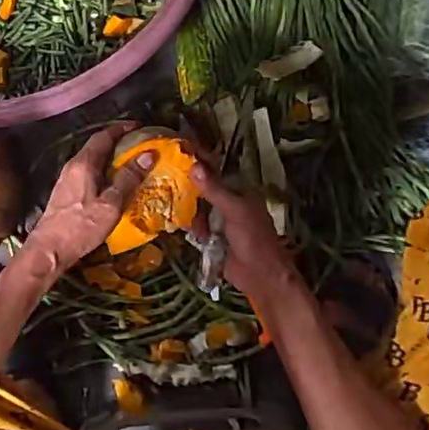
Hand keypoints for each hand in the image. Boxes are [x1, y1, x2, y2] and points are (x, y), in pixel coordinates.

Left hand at [16, 123, 153, 286]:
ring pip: (92, 159)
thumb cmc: (81, 227)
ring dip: (110, 157)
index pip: (103, 136)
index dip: (121, 129)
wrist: (48, 251)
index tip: (139, 127)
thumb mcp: (111, 204)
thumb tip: (148, 154)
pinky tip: (113, 183)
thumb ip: (129, 178)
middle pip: (97, 146)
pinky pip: (88, 172)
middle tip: (139, 145)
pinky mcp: (65, 192)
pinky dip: (103, 170)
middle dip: (118, 142)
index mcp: (84, 163)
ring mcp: (66, 179)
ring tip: (130, 163)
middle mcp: (73, 166)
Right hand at [191, 164, 306, 311]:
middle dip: (190, 188)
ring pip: (199, 208)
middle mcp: (230, 202)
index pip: (218, 170)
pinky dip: (192, 227)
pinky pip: (198, 226)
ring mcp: (221, 220)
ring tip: (177, 208)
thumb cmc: (253, 238)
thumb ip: (214, 189)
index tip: (181, 154)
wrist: (260, 275)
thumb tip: (194, 166)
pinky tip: (185, 227)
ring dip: (190, 210)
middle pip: (205, 189)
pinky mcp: (213, 237)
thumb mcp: (234, 210)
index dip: (201, 163)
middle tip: (168, 181)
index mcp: (240, 191)